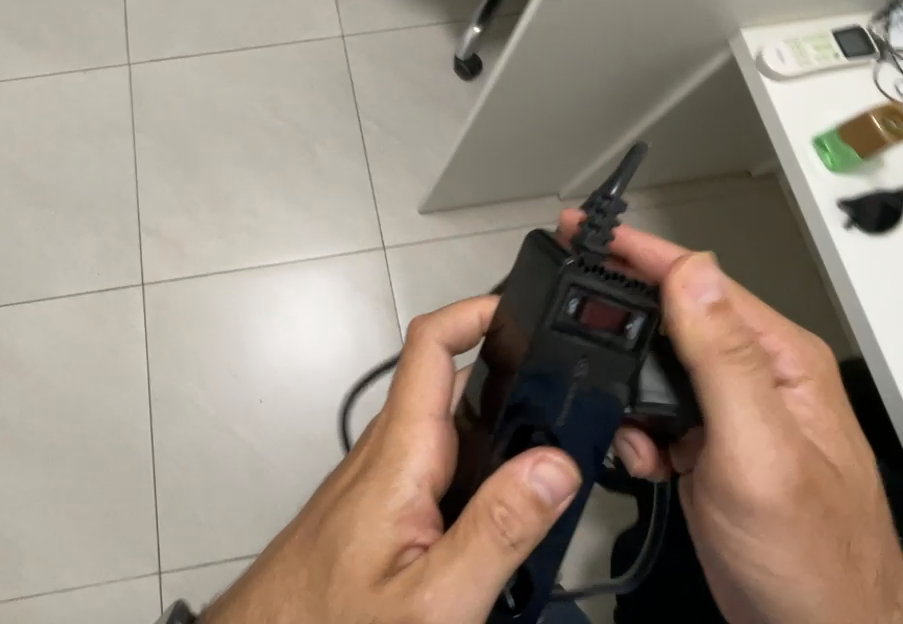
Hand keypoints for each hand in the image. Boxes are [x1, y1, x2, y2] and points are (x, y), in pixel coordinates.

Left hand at [202, 295, 580, 623]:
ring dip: (501, 432)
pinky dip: (481, 469)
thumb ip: (498, 530)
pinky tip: (505, 512)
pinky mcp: (387, 500)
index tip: (522, 310)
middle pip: (456, 384)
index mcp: (401, 451)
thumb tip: (553, 466)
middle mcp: (390, 448)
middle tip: (570, 411)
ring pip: (453, 427)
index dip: (473, 311)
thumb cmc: (333, 622)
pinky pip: (442, 463)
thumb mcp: (433, 596)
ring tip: (552, 469)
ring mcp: (387, 473)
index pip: (430, 344)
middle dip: (512, 384)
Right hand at [558, 211, 902, 623]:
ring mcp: (732, 410)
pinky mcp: (710, 442)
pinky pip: (654, 411)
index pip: (698, 279)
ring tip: (624, 423)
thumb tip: (691, 273)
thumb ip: (723, 358)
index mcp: (778, 359)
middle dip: (618, 321)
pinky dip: (635, 429)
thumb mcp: (760, 452)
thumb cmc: (818, 562)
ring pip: (653, 365)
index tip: (583, 231)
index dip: (635, 251)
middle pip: (670, 314)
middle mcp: (757, 375)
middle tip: (570, 313)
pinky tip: (646, 458)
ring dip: (625, 387)